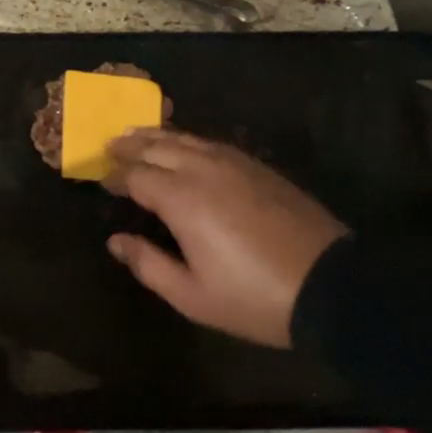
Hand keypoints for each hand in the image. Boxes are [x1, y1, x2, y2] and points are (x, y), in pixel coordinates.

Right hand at [103, 129, 347, 347]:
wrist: (330, 286)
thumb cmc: (255, 297)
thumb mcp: (193, 296)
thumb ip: (148, 264)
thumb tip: (115, 240)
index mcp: (180, 198)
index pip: (135, 175)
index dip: (114, 176)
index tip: (100, 179)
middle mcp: (201, 169)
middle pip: (156, 146)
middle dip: (129, 145)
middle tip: (109, 144)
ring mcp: (232, 162)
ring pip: (184, 138)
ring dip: (156, 135)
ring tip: (137, 135)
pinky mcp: (257, 166)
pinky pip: (210, 142)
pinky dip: (186, 140)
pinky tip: (184, 146)